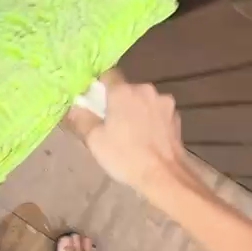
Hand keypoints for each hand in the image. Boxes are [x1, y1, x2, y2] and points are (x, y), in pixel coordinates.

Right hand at [63, 70, 195, 198]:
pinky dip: (152, 119)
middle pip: (127, 89)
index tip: (95, 101)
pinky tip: (148, 138)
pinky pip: (157, 112)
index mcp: (123, 91)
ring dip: (137, 110)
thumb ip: (82, 119)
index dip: (100, 86)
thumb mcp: (95, 140)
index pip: (108, 75)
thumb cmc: (125, 156)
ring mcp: (164, 102)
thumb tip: (74, 107)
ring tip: (132, 133)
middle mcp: (145, 90)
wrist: (164, 175)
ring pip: (144, 100)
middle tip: (112, 122)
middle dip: (119, 101)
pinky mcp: (176, 116)